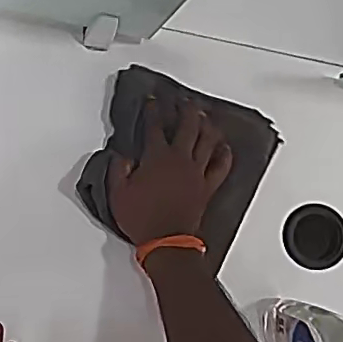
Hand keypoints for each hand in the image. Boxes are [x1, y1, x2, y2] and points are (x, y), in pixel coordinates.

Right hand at [109, 96, 233, 244]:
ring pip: (207, 140)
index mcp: (156, 158)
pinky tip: (224, 146)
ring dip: (206, 124)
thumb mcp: (118, 193)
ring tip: (204, 115)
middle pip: (187, 126)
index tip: (153, 101)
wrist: (167, 241)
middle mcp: (180, 160)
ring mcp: (196, 172)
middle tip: (184, 100)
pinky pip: (221, 165)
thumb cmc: (142, 218)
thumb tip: (121, 157)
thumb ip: (118, 171)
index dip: (153, 111)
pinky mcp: (207, 186)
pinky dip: (224, 153)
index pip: (154, 127)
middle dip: (186, 110)